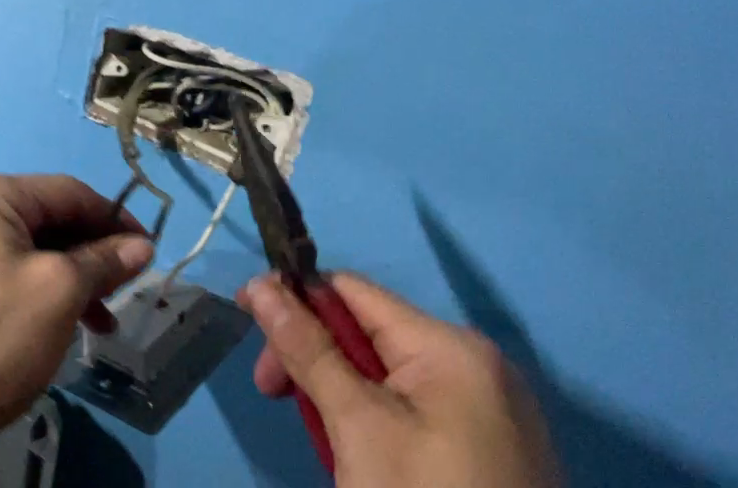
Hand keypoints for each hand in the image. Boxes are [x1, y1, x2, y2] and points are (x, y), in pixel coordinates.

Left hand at [0, 173, 154, 469]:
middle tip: (126, 293)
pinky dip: (41, 289)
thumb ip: (103, 262)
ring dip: (70, 277)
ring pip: (30, 246)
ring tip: (102, 322)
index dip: (114, 219)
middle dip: (91, 254)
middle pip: (47, 217)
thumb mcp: (59, 293)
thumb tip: (140, 245)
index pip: (67, 191)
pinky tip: (64, 323)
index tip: (151, 252)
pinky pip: (8, 266)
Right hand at [242, 273, 559, 486]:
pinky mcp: (489, 445)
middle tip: (272, 395)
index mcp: (450, 345)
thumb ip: (307, 348)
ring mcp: (487, 407)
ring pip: (385, 371)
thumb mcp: (356, 425)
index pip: (350, 290)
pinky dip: (374, 417)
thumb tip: (261, 284)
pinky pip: (414, 405)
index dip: (292, 299)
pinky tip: (361, 454)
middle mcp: (475, 363)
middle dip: (312, 355)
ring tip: (322, 439)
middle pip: (365, 330)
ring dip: (338, 391)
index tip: (248, 326)